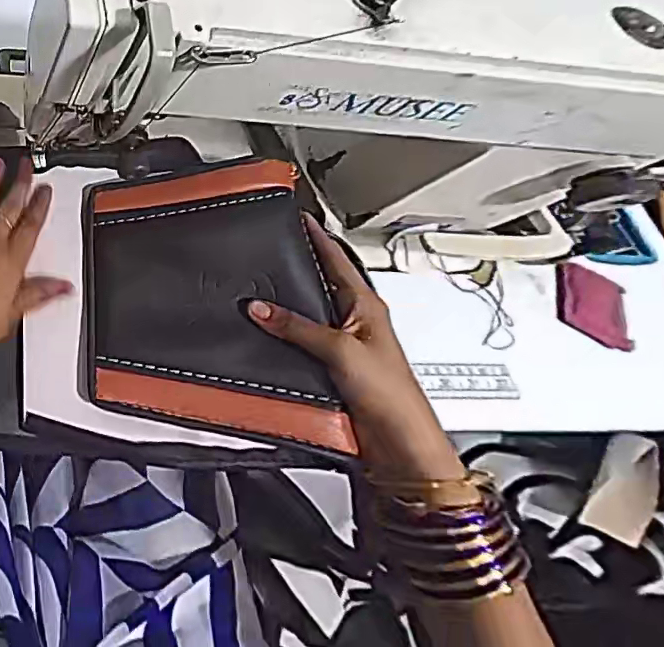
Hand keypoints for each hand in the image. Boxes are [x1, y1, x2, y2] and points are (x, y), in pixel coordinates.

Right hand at [247, 213, 463, 479]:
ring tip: (264, 289)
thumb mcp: (340, 350)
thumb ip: (298, 327)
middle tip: (273, 248)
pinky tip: (271, 333)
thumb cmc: (394, 397)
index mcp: (366, 304)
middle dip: (297, 267)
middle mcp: (355, 319)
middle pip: (320, 282)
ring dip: (288, 307)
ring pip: (309, 313)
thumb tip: (262, 307)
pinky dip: (286, 334)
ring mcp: (344, 343)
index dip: (317, 235)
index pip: (336, 257)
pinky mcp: (333, 366)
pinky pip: (302, 341)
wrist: (401, 447)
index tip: (299, 216)